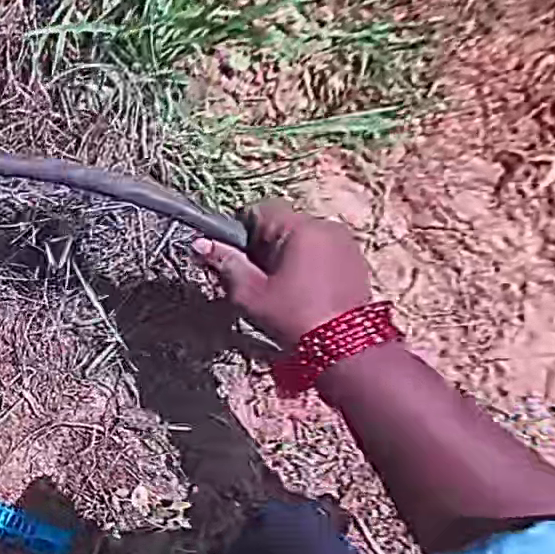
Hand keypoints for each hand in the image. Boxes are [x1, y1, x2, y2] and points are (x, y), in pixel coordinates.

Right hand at [192, 200, 374, 347]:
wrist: (343, 344)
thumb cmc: (292, 316)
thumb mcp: (249, 292)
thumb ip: (226, 263)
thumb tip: (200, 243)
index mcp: (299, 229)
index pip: (261, 209)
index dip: (240, 230)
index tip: (233, 256)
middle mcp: (326, 226)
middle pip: (282, 223)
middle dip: (261, 245)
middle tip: (251, 278)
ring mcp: (344, 242)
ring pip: (301, 237)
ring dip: (283, 255)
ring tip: (276, 287)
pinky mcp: (354, 258)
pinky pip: (320, 250)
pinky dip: (304, 263)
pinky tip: (298, 291)